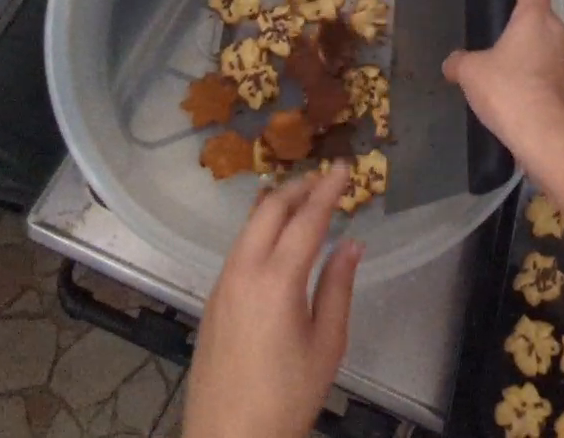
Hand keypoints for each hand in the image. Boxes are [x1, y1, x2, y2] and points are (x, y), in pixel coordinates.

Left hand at [181, 165, 362, 437]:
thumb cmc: (286, 397)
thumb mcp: (327, 344)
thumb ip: (338, 286)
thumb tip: (352, 244)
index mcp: (277, 281)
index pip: (307, 219)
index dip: (328, 189)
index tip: (344, 166)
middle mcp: (243, 272)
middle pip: (269, 210)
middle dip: (298, 188)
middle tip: (325, 180)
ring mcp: (222, 285)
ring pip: (249, 226)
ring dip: (277, 206)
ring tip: (305, 201)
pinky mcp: (212, 301)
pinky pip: (239, 248)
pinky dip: (262, 229)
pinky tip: (277, 239)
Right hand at [443, 0, 563, 150]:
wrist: (544, 133)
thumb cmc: (507, 88)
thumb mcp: (470, 72)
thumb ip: (459, 62)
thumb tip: (451, 63)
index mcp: (536, 17)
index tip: (501, 8)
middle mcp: (558, 31)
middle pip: (541, 17)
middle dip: (521, 29)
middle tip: (496, 45)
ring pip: (547, 45)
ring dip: (530, 55)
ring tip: (504, 74)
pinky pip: (551, 71)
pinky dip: (537, 77)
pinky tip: (517, 95)